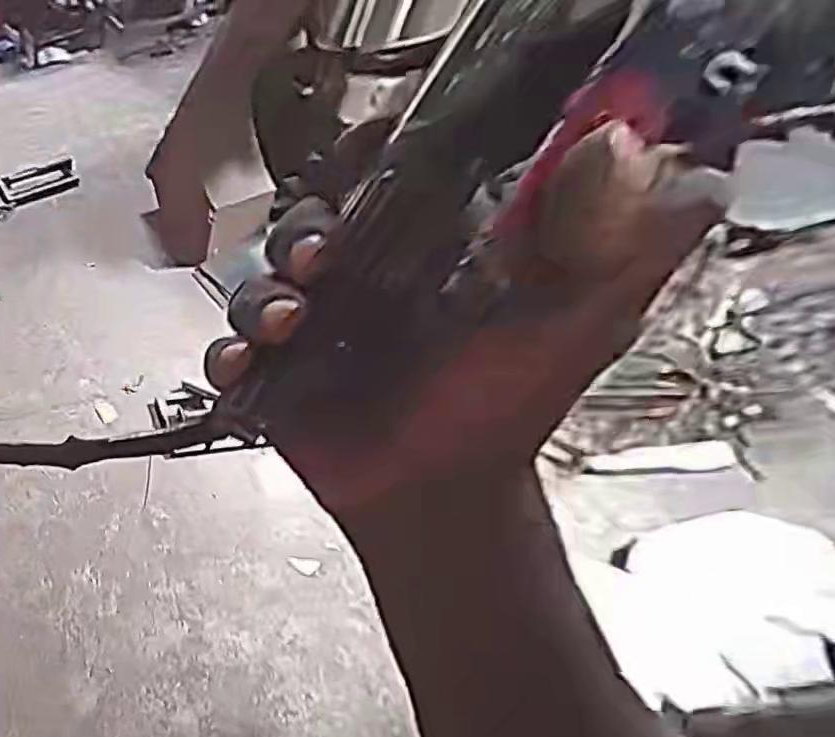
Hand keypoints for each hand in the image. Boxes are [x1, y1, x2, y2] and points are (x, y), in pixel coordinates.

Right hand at [205, 121, 728, 526]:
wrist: (437, 493)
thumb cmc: (504, 412)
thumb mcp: (581, 315)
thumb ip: (610, 232)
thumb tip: (606, 144)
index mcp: (422, 249)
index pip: (383, 177)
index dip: (366, 159)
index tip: (366, 161)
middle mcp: (358, 282)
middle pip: (303, 226)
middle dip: (300, 232)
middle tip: (319, 257)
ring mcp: (308, 332)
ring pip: (256, 286)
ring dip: (260, 295)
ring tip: (287, 321)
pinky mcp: (270, 377)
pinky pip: (227, 353)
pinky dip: (224, 354)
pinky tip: (243, 364)